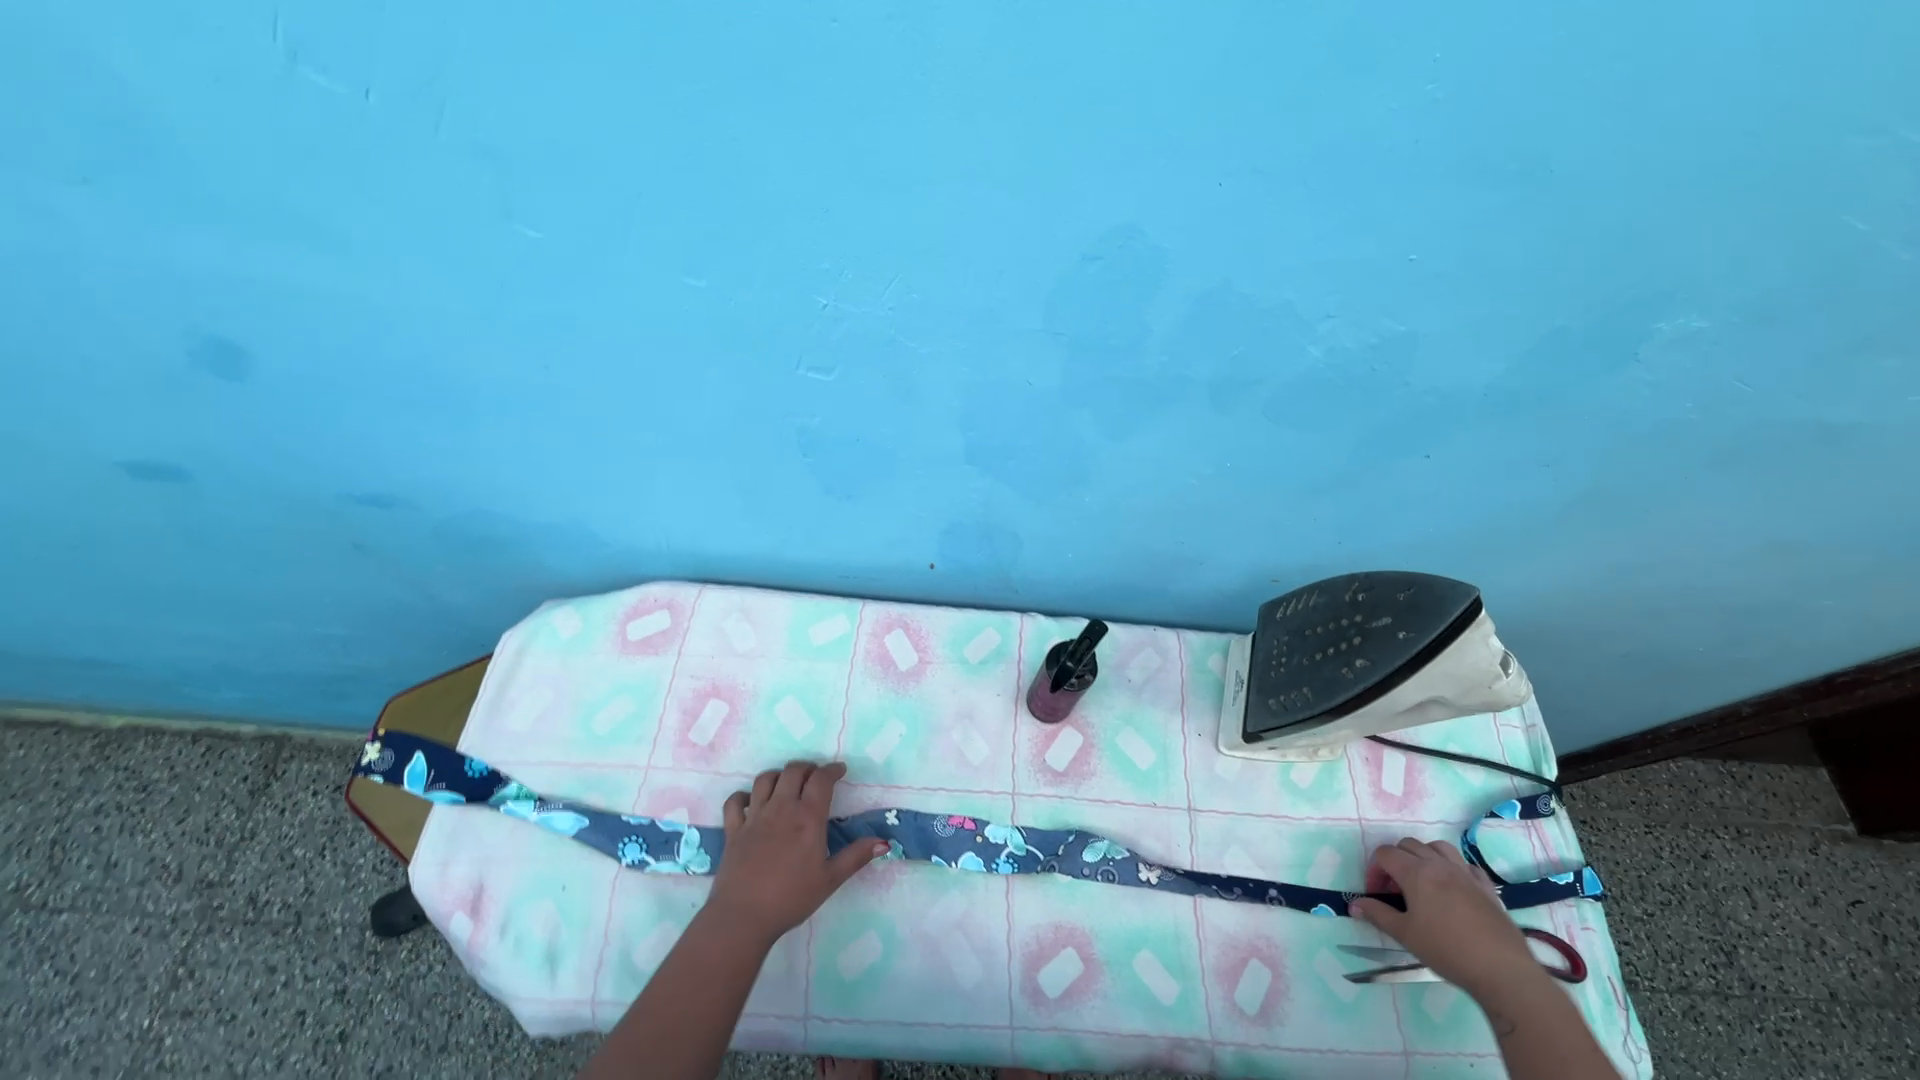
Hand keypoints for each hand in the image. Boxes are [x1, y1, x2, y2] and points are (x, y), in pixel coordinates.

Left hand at [706, 761, 887, 943]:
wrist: (743, 916)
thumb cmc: (791, 898)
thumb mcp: (830, 880)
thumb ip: (856, 857)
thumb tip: (883, 842)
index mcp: (807, 818)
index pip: (821, 780)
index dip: (832, 770)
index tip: (840, 770)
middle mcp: (781, 809)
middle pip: (793, 772)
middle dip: (807, 768)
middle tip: (816, 777)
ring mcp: (754, 817)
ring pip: (765, 780)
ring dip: (779, 775)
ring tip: (787, 784)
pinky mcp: (733, 830)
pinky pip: (735, 801)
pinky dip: (743, 795)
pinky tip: (751, 801)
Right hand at [1349, 838, 1543, 1000]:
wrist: (1501, 969)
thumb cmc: (1446, 950)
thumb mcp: (1404, 934)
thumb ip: (1377, 914)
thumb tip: (1354, 905)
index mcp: (1416, 872)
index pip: (1385, 854)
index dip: (1374, 870)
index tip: (1376, 895)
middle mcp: (1440, 865)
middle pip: (1409, 845)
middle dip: (1395, 861)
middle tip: (1395, 890)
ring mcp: (1466, 873)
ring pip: (1438, 847)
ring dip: (1424, 857)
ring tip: (1422, 881)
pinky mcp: (1486, 887)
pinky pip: (1465, 864)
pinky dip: (1452, 868)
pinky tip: (1452, 888)